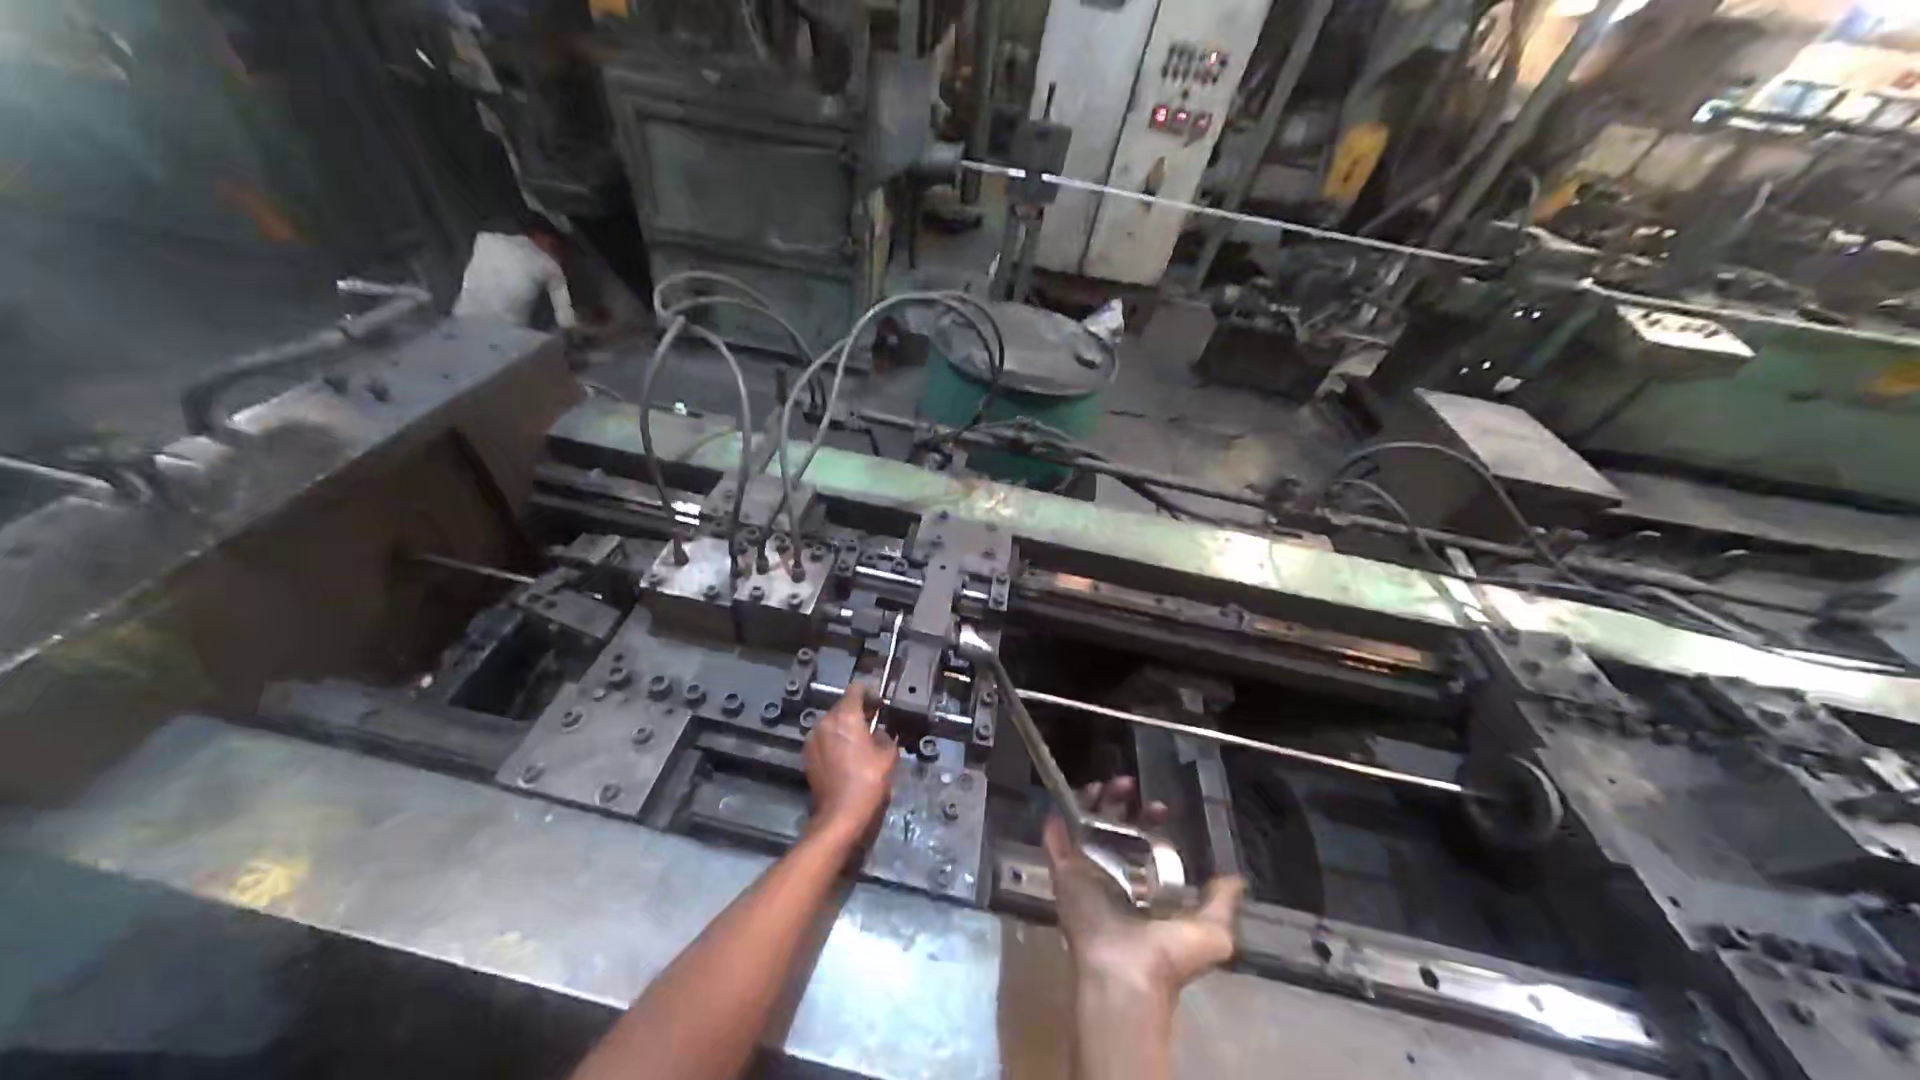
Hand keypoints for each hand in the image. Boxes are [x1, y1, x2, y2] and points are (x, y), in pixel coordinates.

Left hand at [803, 683, 897, 844]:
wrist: (840, 814)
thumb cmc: (868, 781)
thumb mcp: (888, 755)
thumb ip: (885, 735)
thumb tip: (879, 731)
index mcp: (846, 716)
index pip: (856, 689)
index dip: (869, 693)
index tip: (879, 705)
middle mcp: (825, 721)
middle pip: (842, 706)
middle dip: (857, 712)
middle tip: (873, 724)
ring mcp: (812, 738)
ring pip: (831, 723)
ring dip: (844, 727)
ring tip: (858, 742)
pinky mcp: (806, 754)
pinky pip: (823, 738)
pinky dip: (833, 741)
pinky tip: (845, 756)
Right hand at [1044, 777, 1243, 996]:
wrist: (1128, 974)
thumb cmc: (1169, 956)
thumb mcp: (1211, 931)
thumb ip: (1222, 903)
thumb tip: (1237, 879)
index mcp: (1143, 886)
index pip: (1143, 840)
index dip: (1150, 819)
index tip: (1160, 808)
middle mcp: (1113, 875)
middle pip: (1111, 826)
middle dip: (1120, 801)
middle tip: (1128, 785)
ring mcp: (1086, 873)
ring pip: (1083, 827)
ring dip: (1090, 802)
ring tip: (1103, 784)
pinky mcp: (1064, 875)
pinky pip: (1054, 843)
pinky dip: (1054, 823)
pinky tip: (1061, 803)